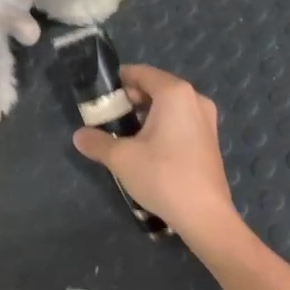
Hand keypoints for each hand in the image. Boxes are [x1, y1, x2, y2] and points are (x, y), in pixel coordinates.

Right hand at [72, 65, 234, 234]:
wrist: (204, 215)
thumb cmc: (162, 176)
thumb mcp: (121, 158)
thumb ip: (97, 142)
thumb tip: (79, 136)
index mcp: (175, 93)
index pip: (140, 73)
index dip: (117, 81)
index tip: (98, 97)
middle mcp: (195, 99)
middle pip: (155, 88)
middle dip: (129, 101)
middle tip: (107, 119)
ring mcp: (206, 120)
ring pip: (168, 107)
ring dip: (145, 116)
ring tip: (123, 136)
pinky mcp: (210, 140)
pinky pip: (180, 122)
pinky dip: (161, 127)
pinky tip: (146, 150)